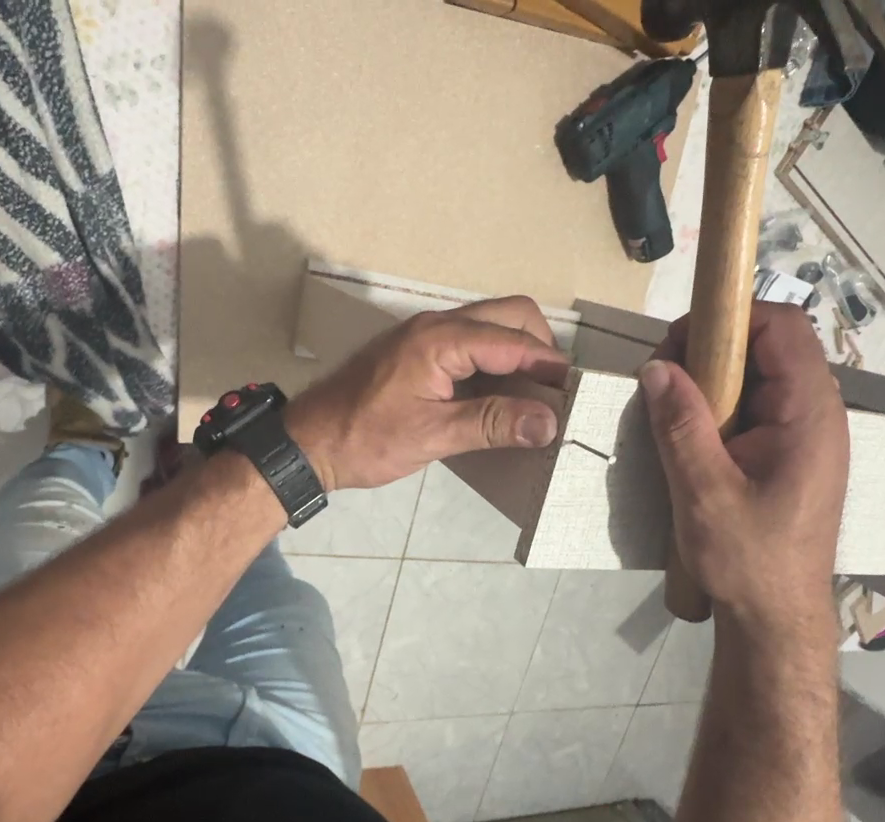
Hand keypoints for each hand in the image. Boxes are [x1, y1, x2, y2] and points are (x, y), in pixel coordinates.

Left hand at [284, 296, 571, 490]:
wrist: (308, 442)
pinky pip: (469, 342)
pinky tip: (501, 394)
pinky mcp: (417, 352)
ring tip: (535, 394)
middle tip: (555, 390)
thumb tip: (547, 423)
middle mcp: (436, 325)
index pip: (514, 341)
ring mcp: (424, 335)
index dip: (549, 365)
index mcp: (441, 339)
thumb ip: (492, 424)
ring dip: (517, 352)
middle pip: (508, 315)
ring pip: (489, 326)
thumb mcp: (433, 436)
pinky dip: (494, 360)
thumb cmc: (365, 439)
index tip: (576, 393)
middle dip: (539, 347)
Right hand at [640, 302, 848, 633]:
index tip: (675, 348)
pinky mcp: (789, 457)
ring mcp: (805, 436)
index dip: (726, 321)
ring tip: (668, 414)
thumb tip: (657, 367)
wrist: (775, 617)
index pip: (780, 327)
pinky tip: (688, 441)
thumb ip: (680, 426)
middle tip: (662, 386)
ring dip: (710, 387)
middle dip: (710, 354)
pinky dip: (718, 413)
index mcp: (809, 413)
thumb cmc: (748, 559)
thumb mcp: (704, 493)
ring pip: (757, 380)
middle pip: (768, 348)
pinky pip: (754, 411)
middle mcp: (816, 414)